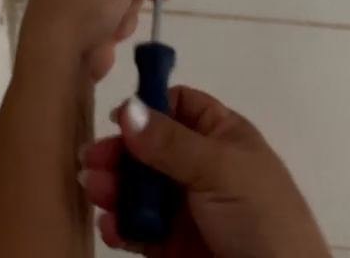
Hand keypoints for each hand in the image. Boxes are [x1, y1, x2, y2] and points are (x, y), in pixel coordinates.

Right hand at [80, 87, 327, 257]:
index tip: (118, 117)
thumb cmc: (259, 217)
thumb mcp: (219, 170)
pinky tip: (110, 226)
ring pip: (140, 188)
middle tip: (90, 160)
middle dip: (119, 151)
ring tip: (93, 191)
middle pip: (149, 148)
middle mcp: (201, 168)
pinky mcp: (175, 246)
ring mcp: (188, 208)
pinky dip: (121, 225)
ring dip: (113, 187)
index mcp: (222, 137)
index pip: (179, 106)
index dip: (149, 106)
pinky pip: (140, 228)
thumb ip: (170, 141)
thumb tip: (127, 106)